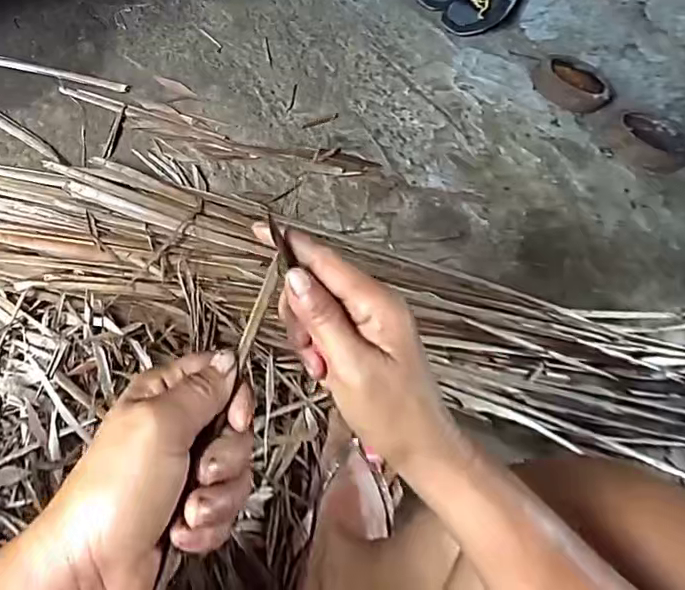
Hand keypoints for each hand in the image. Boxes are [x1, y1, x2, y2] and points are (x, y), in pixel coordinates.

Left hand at [25, 351, 254, 589]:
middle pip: (234, 427)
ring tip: (186, 507)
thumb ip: (200, 390)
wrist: (93, 568)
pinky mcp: (190, 509)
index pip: (217, 374)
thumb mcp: (160, 425)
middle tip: (200, 469)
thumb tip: (227, 360)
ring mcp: (183, 470)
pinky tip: (181, 528)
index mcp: (163, 394)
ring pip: (235, 473)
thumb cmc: (110, 493)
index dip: (234, 395)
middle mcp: (175, 428)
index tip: (233, 418)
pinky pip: (225, 510)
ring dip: (216, 498)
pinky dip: (208, 526)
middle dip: (226, 457)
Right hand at [260, 224, 460, 471]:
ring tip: (320, 368)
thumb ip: (321, 318)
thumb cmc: (393, 416)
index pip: (324, 259)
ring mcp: (369, 316)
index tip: (259, 230)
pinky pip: (326, 323)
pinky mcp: (364, 332)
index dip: (290, 243)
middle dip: (299, 313)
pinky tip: (325, 370)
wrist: (425, 454)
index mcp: (376, 302)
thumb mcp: (350, 367)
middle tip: (309, 352)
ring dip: (307, 334)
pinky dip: (317, 344)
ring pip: (315, 303)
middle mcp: (373, 300)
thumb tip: (294, 275)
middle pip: (315, 281)